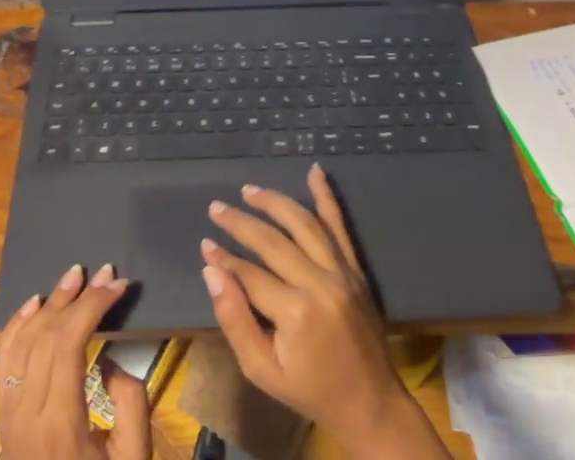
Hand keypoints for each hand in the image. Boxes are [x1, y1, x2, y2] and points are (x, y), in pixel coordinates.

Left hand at [0, 264, 150, 459]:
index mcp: (60, 424)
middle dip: (75, 298)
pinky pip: (3, 361)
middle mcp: (25, 415)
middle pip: (44, 336)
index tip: (119, 285)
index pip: (68, 344)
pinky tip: (34, 304)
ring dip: (47, 304)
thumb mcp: (133, 458)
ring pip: (20, 343)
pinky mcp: (3, 418)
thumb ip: (131, 404)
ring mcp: (8, 416)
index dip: (92, 306)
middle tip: (102, 273)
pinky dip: (16, 326)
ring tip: (73, 278)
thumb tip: (112, 358)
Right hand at [201, 164, 451, 458]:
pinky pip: (340, 226)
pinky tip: (315, 172)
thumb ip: (234, 319)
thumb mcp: (262, 369)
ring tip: (249, 191)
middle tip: (216, 208)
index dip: (224, 258)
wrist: (369, 402)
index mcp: (295, 311)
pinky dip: (327, 197)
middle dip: (241, 222)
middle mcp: (320, 282)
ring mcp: (342, 272)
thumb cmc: (310, 390)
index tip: (205, 244)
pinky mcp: (356, 269)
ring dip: (275, 202)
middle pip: (274, 241)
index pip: (250, 273)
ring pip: (305, 224)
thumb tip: (211, 273)